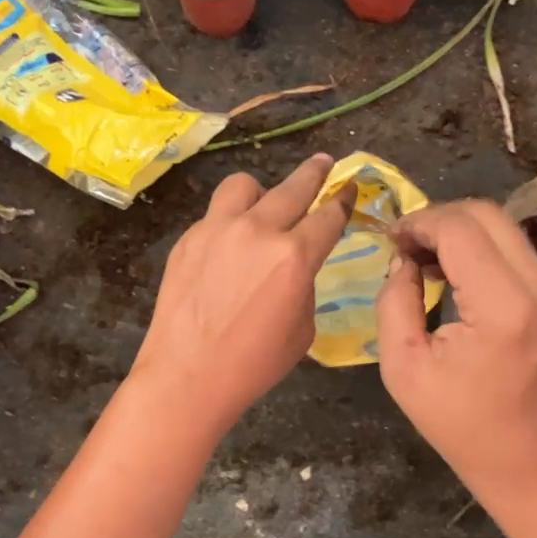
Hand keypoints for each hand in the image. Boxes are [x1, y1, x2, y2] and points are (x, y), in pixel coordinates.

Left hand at [131, 154, 353, 421]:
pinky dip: (229, 220)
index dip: (343, 200)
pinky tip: (229, 245)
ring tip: (263, 204)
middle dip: (314, 173)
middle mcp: (257, 231)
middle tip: (322, 163)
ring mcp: (216, 229)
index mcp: (294, 256)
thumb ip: (303, 283)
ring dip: (261, 191)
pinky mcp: (188, 239)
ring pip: (244, 186)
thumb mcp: (302, 327)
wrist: (187, 374)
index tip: (349, 188)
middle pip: (293, 187)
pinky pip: (215, 214)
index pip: (328, 216)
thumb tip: (293, 264)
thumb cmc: (254, 363)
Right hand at [374, 200, 536, 493]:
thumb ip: (395, 303)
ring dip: (455, 229)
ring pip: (499, 224)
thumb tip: (402, 261)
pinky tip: (447, 271)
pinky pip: (509, 245)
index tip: (388, 240)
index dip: (418, 224)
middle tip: (402, 246)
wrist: (525, 454)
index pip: (459, 229)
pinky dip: (474, 245)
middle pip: (484, 214)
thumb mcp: (402, 367)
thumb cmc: (458, 420)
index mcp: (503, 307)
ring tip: (420, 258)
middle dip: (437, 218)